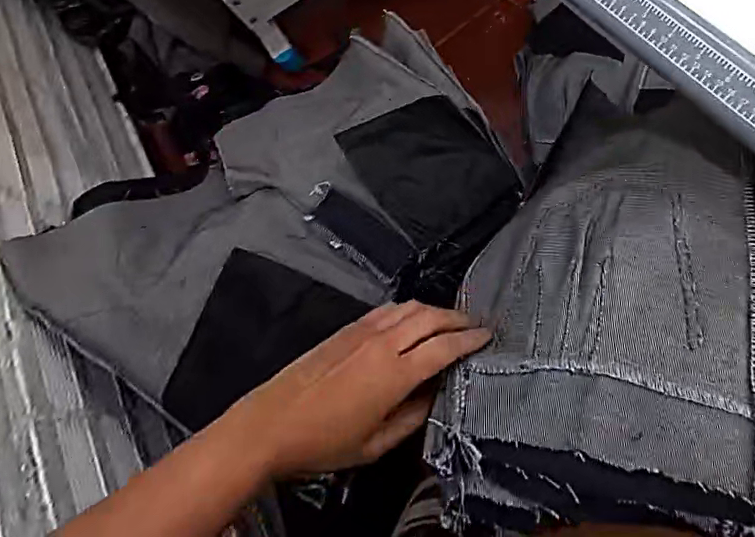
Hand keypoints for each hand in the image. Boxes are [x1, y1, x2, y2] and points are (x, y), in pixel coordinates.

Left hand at [215, 302, 490, 481]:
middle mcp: (386, 343)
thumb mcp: (372, 446)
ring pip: (413, 307)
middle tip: (475, 325)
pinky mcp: (350, 326)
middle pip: (434, 317)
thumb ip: (411, 418)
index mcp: (395, 373)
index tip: (487, 336)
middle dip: (459, 319)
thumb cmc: (321, 443)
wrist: (267, 425)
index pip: (445, 347)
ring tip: (449, 320)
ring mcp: (367, 330)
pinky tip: (414, 318)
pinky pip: (391, 308)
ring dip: (437, 310)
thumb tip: (434, 395)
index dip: (470, 340)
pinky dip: (411, 309)